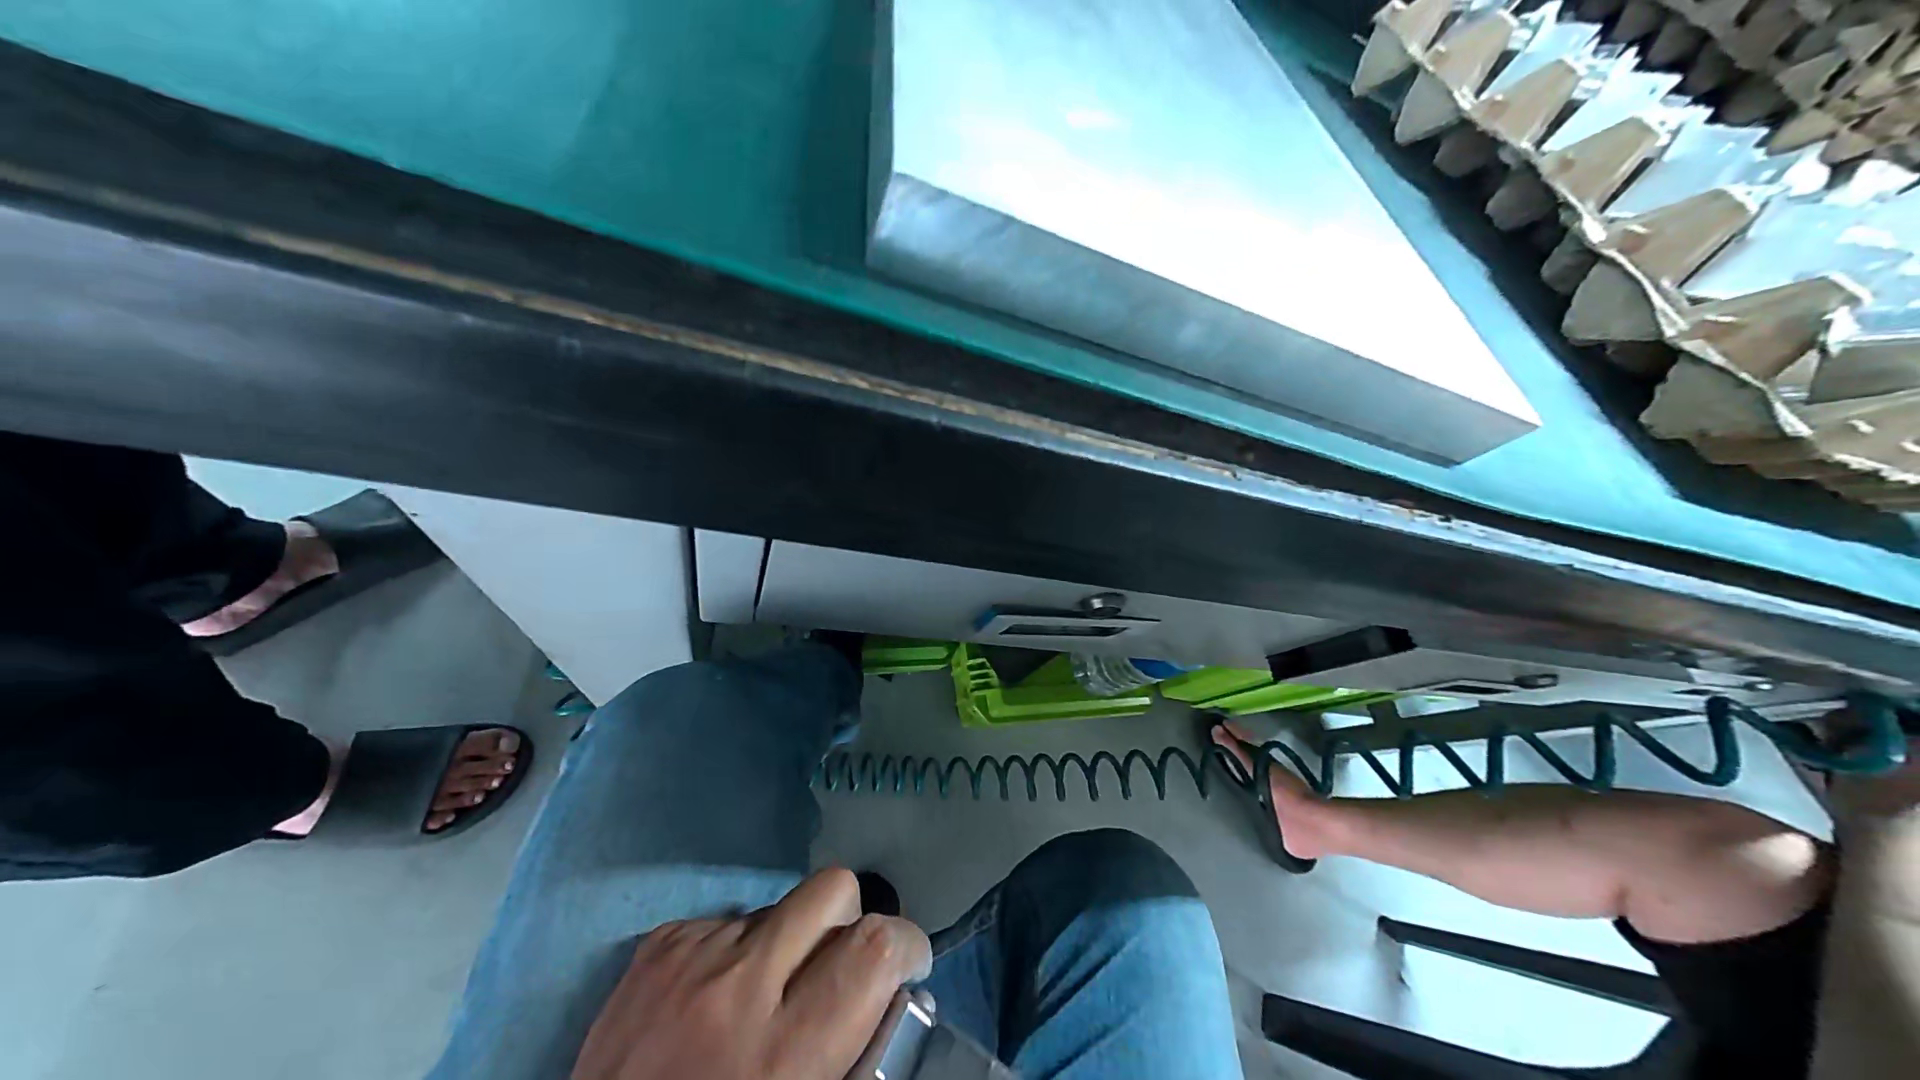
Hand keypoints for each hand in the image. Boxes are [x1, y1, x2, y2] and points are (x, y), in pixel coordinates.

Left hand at [571, 868, 932, 1079]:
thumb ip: (855, 1052)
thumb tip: (892, 996)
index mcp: (787, 1051)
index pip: (875, 946)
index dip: (905, 945)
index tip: (902, 965)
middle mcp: (742, 984)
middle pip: (833, 888)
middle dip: (846, 919)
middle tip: (831, 966)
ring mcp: (696, 953)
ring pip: (780, 904)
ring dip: (786, 940)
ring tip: (757, 997)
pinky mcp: (659, 942)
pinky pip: (728, 918)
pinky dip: (735, 949)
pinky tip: (711, 998)